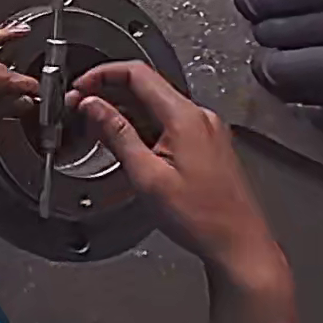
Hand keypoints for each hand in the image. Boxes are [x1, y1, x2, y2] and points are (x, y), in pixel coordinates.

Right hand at [72, 62, 285, 290]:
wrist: (241, 249)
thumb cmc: (202, 219)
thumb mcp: (147, 176)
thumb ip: (116, 133)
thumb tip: (93, 105)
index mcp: (185, 117)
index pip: (136, 73)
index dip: (102, 74)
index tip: (81, 87)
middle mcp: (198, 117)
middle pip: (144, 86)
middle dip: (108, 94)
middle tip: (82, 108)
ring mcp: (204, 129)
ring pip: (154, 105)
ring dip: (123, 111)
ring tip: (98, 130)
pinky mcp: (205, 143)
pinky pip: (166, 121)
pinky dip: (141, 126)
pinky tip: (126, 145)